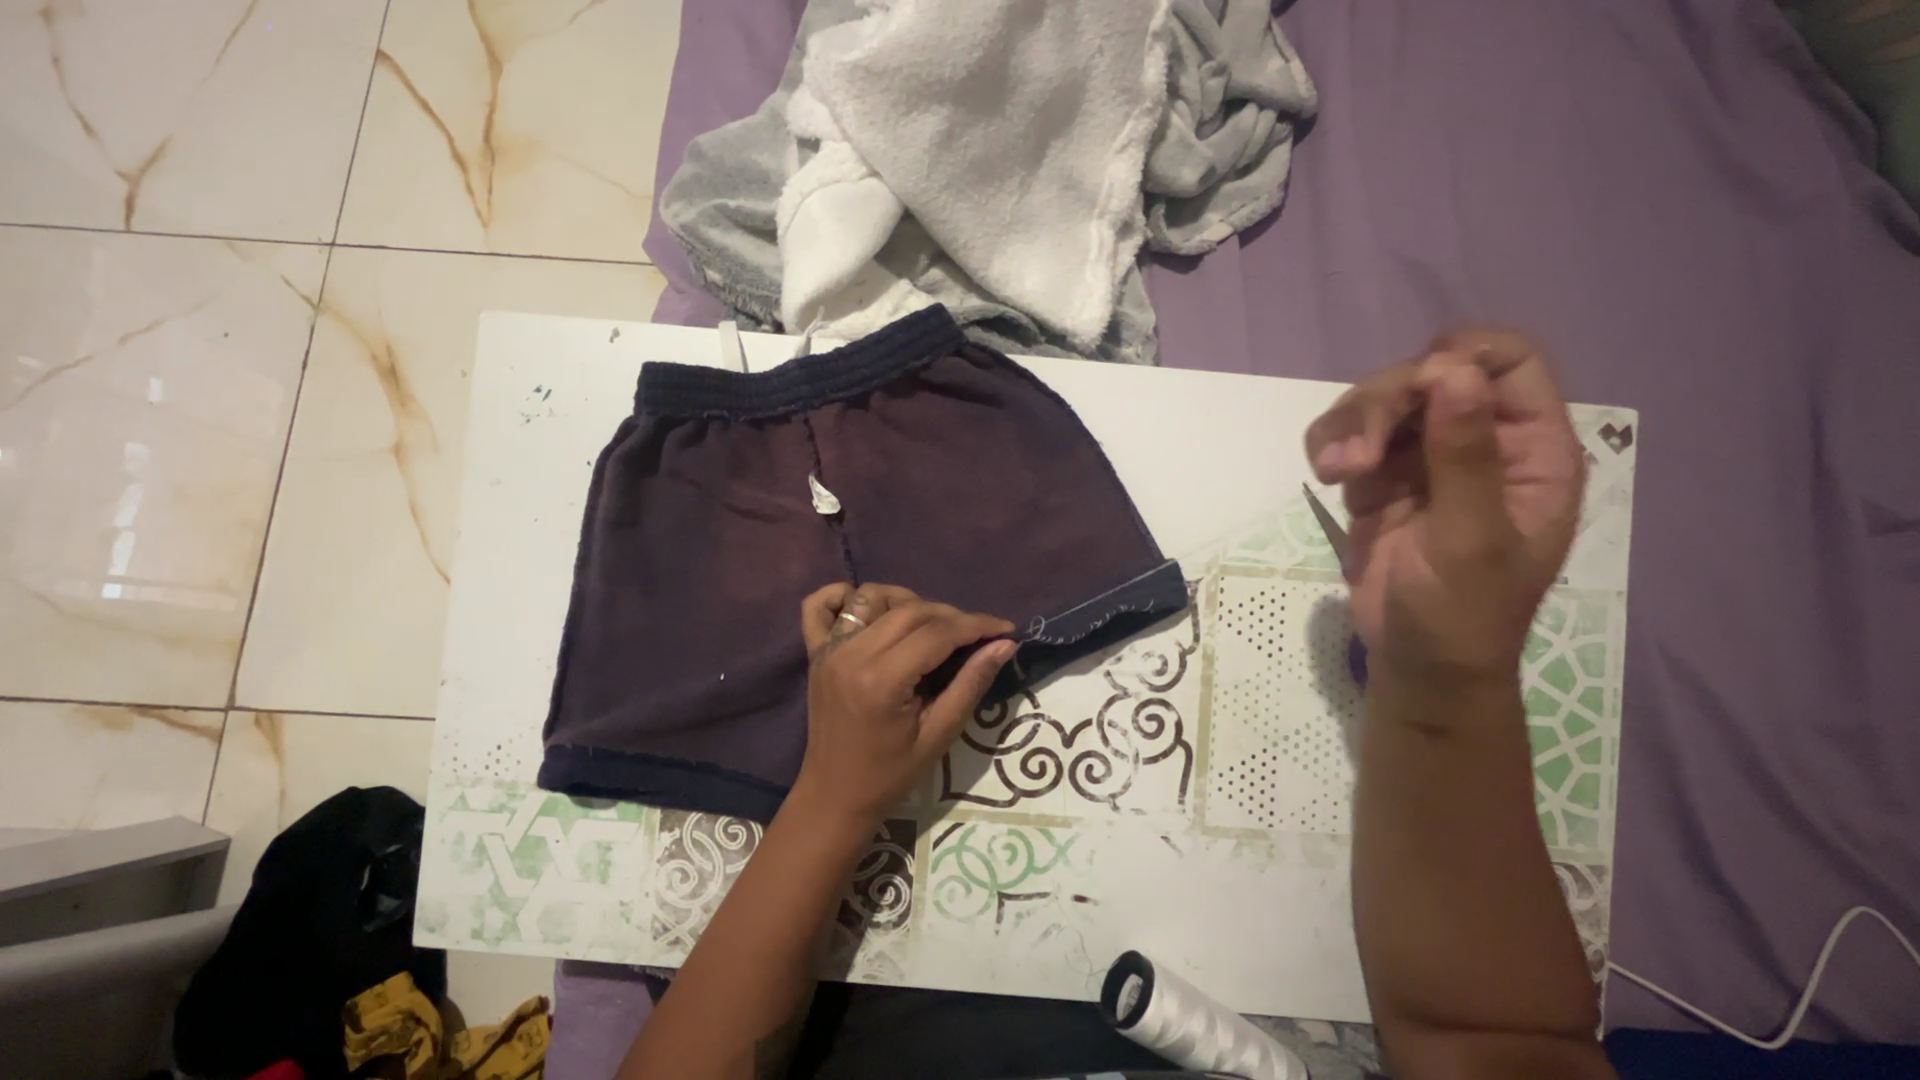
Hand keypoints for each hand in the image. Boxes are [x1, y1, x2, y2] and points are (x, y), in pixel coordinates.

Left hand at [791, 583, 1015, 828]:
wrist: (835, 794)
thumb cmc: (891, 774)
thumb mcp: (939, 735)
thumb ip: (970, 684)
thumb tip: (1005, 644)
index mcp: (882, 680)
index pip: (937, 633)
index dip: (977, 625)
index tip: (1006, 629)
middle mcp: (851, 654)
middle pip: (910, 610)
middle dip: (951, 615)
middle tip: (976, 635)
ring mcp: (828, 649)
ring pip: (872, 598)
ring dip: (907, 602)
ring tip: (931, 627)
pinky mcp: (814, 652)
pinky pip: (818, 606)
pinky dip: (843, 596)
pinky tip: (871, 610)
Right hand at [1304, 327, 1584, 689]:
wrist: (1417, 666)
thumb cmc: (1463, 612)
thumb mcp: (1471, 538)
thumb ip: (1464, 456)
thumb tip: (1452, 369)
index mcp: (1531, 449)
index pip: (1509, 361)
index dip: (1461, 358)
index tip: (1417, 389)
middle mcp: (1480, 441)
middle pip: (1429, 374)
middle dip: (1386, 403)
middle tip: (1357, 455)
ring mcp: (1426, 458)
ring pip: (1382, 400)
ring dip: (1350, 424)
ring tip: (1335, 472)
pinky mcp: (1379, 479)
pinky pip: (1348, 435)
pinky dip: (1330, 445)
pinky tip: (1327, 475)